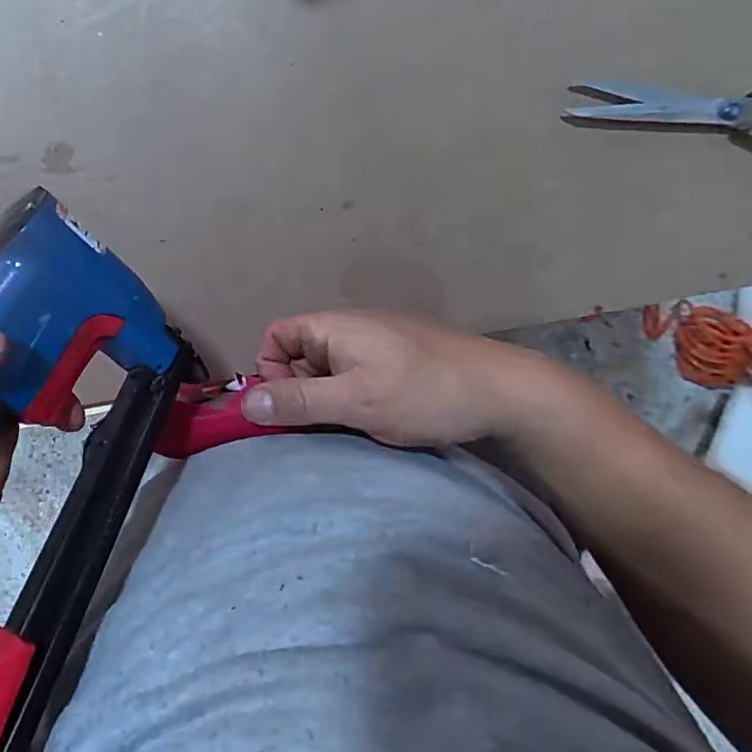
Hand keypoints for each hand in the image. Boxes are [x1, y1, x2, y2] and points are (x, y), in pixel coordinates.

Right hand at [240, 309, 571, 447]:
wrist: (506, 390)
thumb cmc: (422, 392)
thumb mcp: (353, 402)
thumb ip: (297, 401)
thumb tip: (244, 402)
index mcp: (332, 326)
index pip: (275, 336)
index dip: (269, 370)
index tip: (287, 407)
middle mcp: (351, 326)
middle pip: (300, 354)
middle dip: (300, 390)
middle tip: (319, 425)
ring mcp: (379, 341)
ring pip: (330, 369)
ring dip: (329, 397)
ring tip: (352, 425)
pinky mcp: (401, 357)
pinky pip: (358, 374)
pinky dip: (355, 396)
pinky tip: (379, 418)